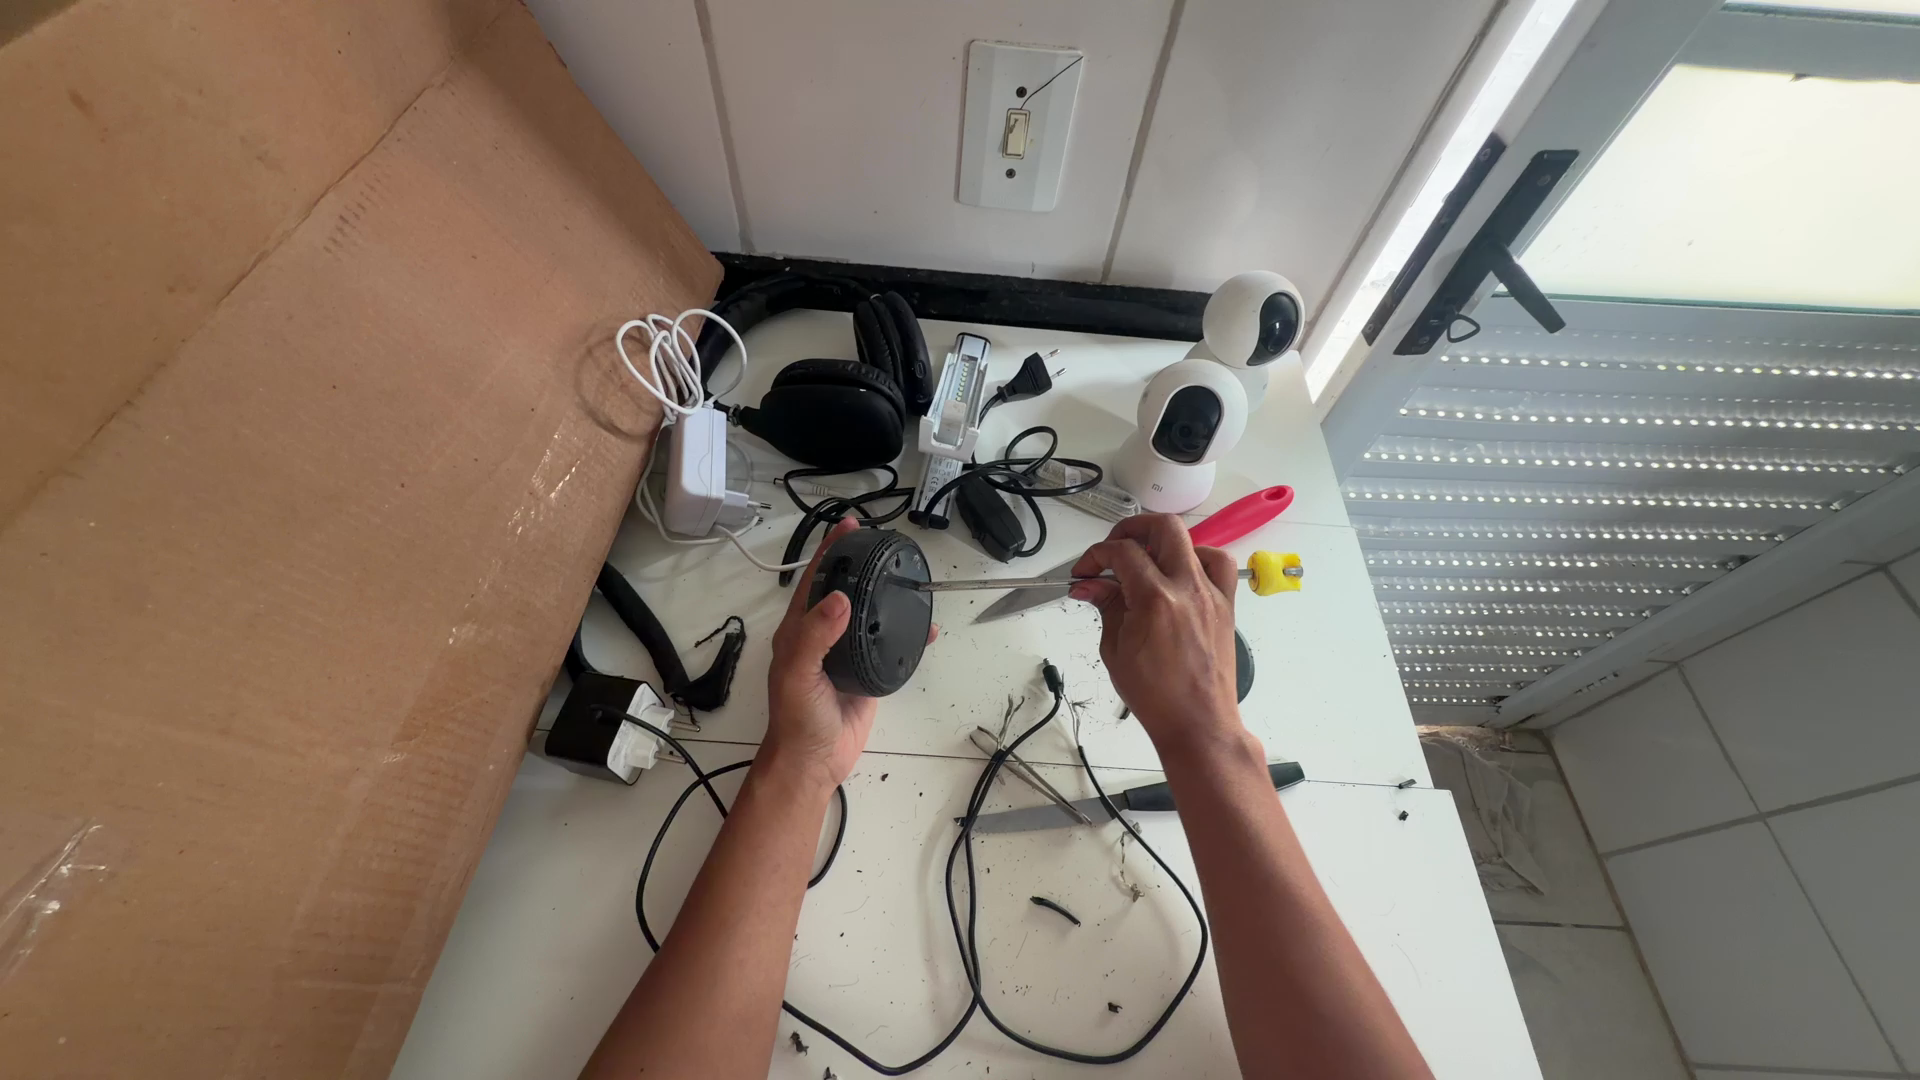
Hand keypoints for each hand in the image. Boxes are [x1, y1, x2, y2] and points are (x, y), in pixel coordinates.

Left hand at [761, 517, 936, 790]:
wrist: (817, 762)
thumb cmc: (798, 718)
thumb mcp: (798, 674)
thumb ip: (814, 636)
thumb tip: (842, 597)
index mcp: (800, 630)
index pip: (815, 580)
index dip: (830, 552)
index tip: (849, 526)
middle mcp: (823, 635)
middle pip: (844, 590)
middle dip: (860, 565)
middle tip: (884, 545)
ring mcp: (847, 653)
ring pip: (868, 614)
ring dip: (885, 594)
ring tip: (906, 576)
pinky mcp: (869, 671)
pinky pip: (890, 644)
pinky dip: (909, 633)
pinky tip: (928, 626)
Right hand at [1067, 514, 1243, 755]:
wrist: (1198, 722)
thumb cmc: (1157, 695)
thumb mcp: (1115, 649)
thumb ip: (1106, 606)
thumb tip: (1090, 585)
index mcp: (1155, 600)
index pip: (1121, 552)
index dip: (1095, 555)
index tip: (1085, 570)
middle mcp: (1187, 589)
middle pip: (1163, 527)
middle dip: (1131, 529)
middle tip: (1113, 549)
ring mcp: (1211, 595)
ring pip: (1193, 541)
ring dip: (1164, 542)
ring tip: (1145, 559)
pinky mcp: (1224, 606)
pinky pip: (1218, 565)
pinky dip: (1197, 559)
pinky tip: (1179, 573)